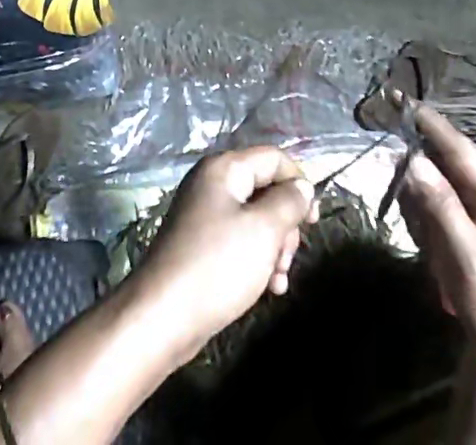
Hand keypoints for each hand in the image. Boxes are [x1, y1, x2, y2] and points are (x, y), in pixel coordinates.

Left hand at [126, 147, 318, 359]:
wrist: (163, 317)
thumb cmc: (218, 265)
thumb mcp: (264, 229)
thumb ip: (289, 202)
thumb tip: (303, 187)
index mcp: (223, 169)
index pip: (274, 158)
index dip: (299, 183)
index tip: (312, 221)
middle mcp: (212, 184)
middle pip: (266, 189)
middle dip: (286, 223)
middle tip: (288, 256)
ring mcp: (204, 214)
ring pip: (256, 219)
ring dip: (276, 247)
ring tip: (278, 278)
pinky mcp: (201, 244)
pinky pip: (240, 240)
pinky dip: (259, 259)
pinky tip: (270, 288)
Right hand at [398, 105, 475, 367]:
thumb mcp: (469, 259)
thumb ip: (441, 207)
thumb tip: (412, 161)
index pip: (461, 150)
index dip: (429, 124)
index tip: (398, 99)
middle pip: (448, 162)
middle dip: (420, 177)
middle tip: (405, 199)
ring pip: (439, 182)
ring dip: (423, 207)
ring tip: (433, 249)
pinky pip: (440, 202)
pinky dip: (427, 219)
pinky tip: (435, 251)